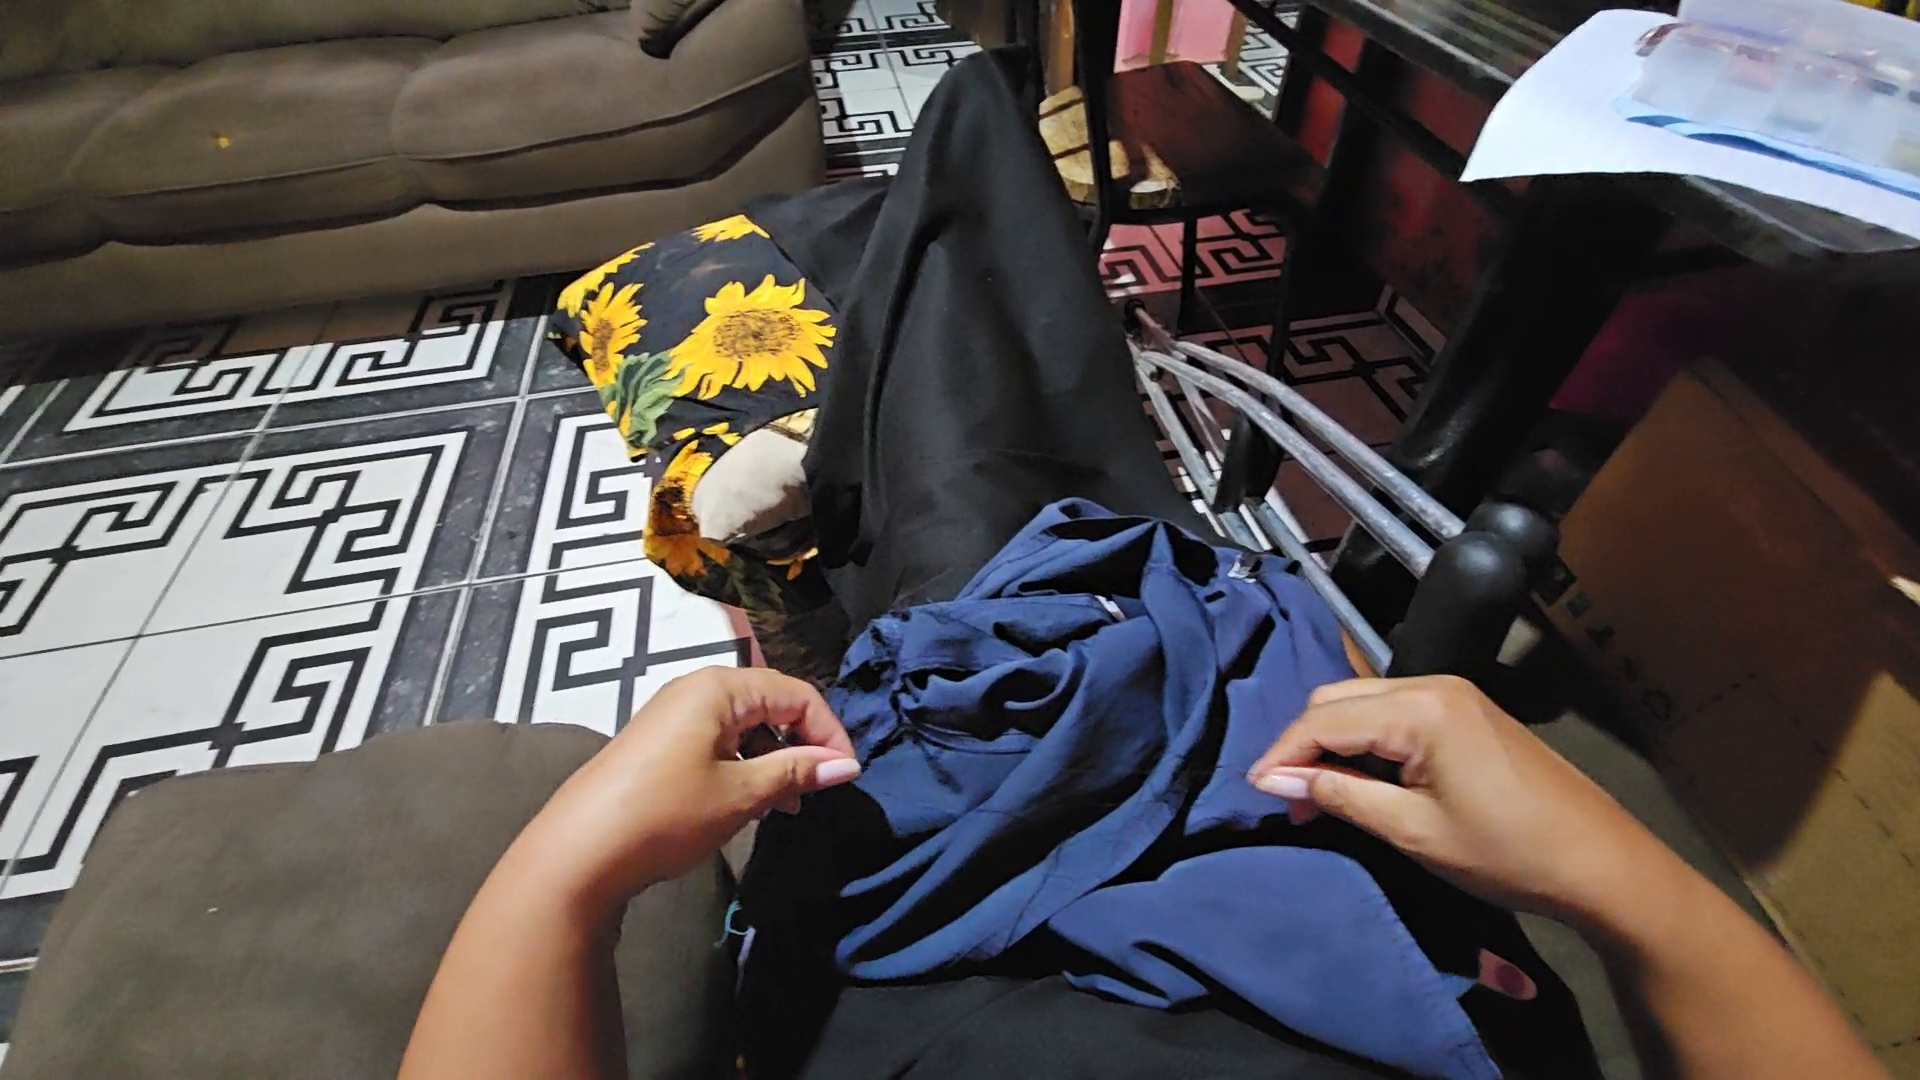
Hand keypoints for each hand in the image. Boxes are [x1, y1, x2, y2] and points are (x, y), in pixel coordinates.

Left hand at [516, 667, 860, 918]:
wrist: (574, 857)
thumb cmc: (666, 814)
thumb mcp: (741, 794)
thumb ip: (797, 772)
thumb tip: (848, 766)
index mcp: (720, 687)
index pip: (796, 694)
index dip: (829, 732)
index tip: (847, 774)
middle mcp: (699, 689)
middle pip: (772, 704)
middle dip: (804, 743)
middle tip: (823, 786)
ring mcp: (677, 715)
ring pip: (748, 725)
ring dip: (777, 758)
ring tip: (792, 803)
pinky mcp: (663, 742)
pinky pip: (722, 741)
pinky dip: (747, 765)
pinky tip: (756, 801)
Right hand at [1246, 676, 1663, 925]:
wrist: (1611, 870)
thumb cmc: (1511, 855)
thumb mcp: (1413, 831)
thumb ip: (1338, 795)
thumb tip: (1274, 781)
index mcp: (1421, 708)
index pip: (1325, 720)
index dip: (1283, 753)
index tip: (1256, 788)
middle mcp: (1431, 684)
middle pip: (1336, 699)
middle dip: (1302, 743)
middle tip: (1288, 795)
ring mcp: (1450, 692)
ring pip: (1358, 700)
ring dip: (1329, 739)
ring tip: (1315, 788)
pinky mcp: (1461, 708)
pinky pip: (1387, 709)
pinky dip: (1360, 737)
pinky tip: (1356, 771)